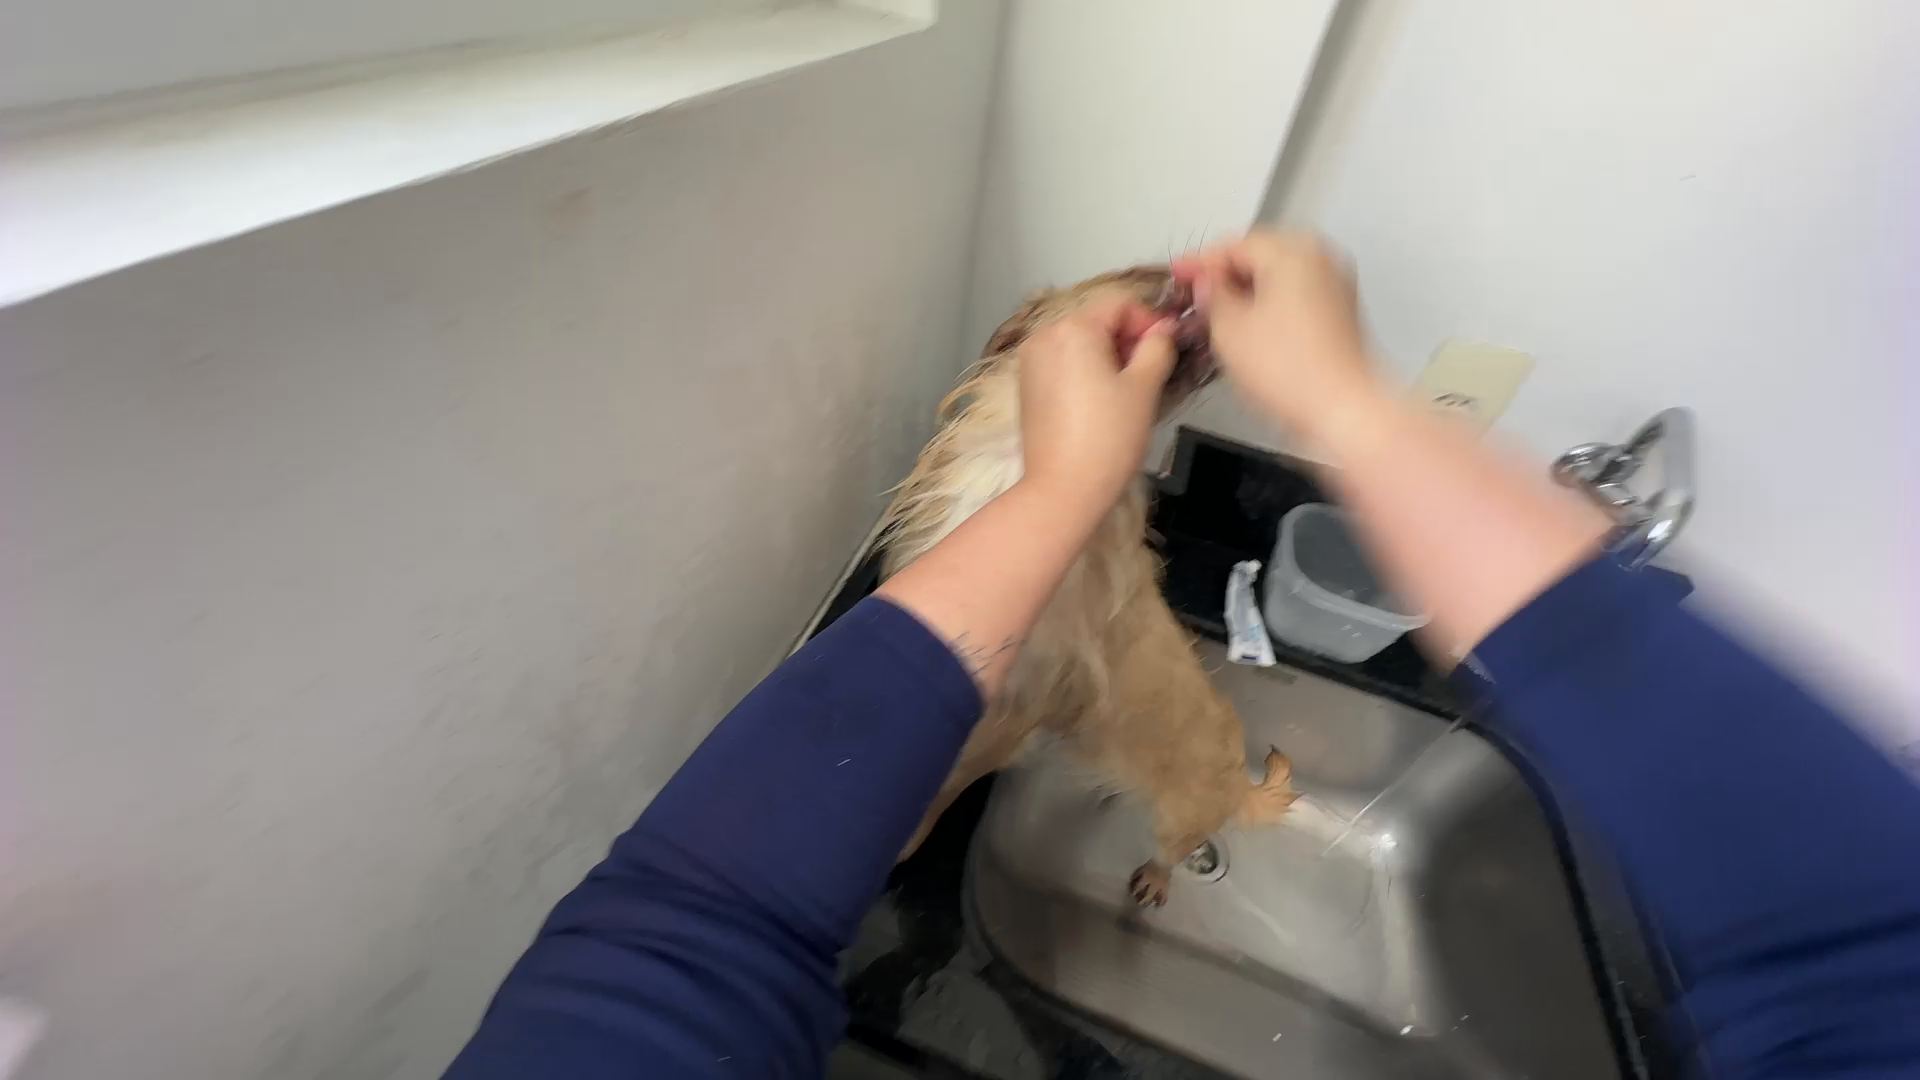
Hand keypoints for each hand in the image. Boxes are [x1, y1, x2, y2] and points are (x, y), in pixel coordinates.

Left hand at [1014, 293, 1177, 520]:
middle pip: (1096, 322)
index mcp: (1072, 328)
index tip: (1167, 350)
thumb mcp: (1143, 388)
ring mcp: (1030, 364)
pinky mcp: (1026, 389)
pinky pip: (1062, 367)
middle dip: (1126, 341)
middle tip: (1149, 375)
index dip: (1149, 323)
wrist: (1063, 489)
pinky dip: (1084, 374)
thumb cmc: (1108, 437)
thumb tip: (1163, 331)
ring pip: (1078, 345)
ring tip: (1126, 393)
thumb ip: (1157, 348)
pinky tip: (1100, 404)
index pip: (1120, 306)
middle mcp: (1044, 337)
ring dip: (1106, 358)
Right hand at [1173, 230, 1383, 442]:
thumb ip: (1211, 295)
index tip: (1177, 273)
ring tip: (1214, 316)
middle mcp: (1320, 257)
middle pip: (1259, 257)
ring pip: (1276, 277)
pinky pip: (1293, 295)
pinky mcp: (1338, 311)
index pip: (1236, 245)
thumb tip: (1206, 281)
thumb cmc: (1285, 368)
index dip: (1200, 261)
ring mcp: (1334, 283)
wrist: (1339, 407)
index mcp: (1293, 251)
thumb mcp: (1228, 328)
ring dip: (1244, 292)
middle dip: (1224, 277)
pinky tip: (1245, 328)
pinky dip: (1266, 304)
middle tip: (1192, 296)